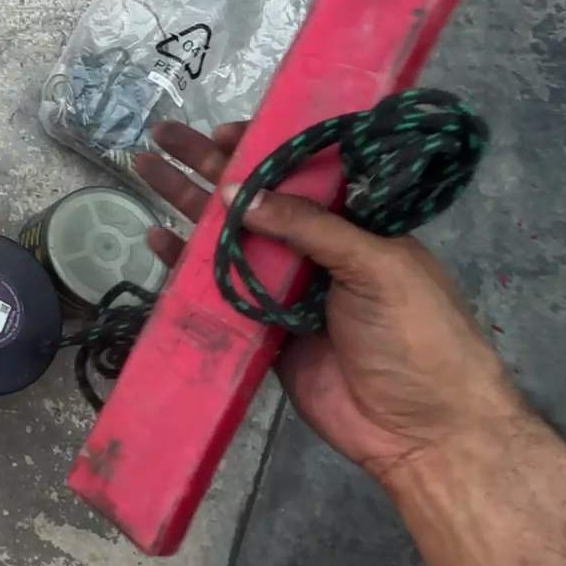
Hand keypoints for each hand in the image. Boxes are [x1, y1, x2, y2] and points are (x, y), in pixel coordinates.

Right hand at [134, 120, 526, 482]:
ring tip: (143, 165)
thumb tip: (236, 193)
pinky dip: (180, 258)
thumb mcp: (377, 268)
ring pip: (221, 230)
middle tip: (163, 132)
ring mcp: (278, 282)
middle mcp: (309, 247)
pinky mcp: (254, 319)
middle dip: (205, 160)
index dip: (260, 147)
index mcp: (349, 225)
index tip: (223, 132)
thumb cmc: (418, 339)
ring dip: (183, 197)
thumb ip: (308, 226)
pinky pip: (209, 281)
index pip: (298, 173)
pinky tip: (156, 237)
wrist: (422, 433)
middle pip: (248, 194)